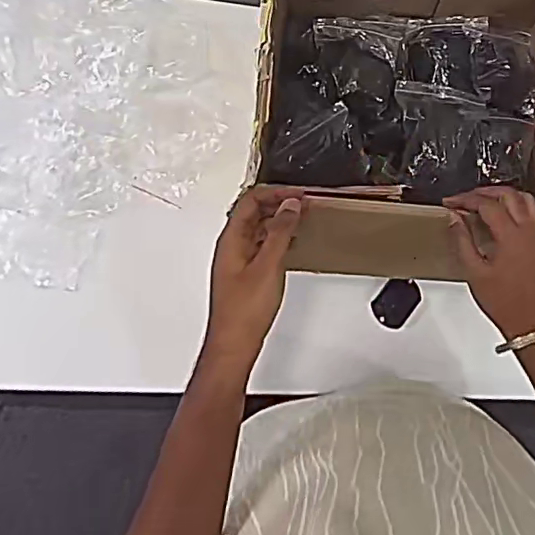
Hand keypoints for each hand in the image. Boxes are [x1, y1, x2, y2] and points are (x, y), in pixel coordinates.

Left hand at [203, 186, 304, 371]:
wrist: (234, 342)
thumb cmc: (244, 311)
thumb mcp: (268, 265)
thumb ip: (280, 232)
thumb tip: (290, 206)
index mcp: (231, 239)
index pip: (251, 200)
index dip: (276, 192)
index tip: (298, 194)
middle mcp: (232, 245)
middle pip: (253, 210)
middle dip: (279, 201)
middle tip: (303, 202)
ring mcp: (238, 258)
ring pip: (258, 225)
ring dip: (280, 217)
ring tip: (301, 216)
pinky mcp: (246, 270)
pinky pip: (262, 241)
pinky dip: (279, 234)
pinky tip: (292, 240)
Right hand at [444, 187, 534, 339]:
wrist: (528, 319)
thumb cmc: (503, 301)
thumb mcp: (474, 271)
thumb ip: (463, 240)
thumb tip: (455, 218)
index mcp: (511, 236)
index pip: (486, 205)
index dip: (466, 199)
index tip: (453, 202)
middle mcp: (530, 230)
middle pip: (508, 194)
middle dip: (484, 192)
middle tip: (467, 198)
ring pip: (527, 198)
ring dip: (506, 194)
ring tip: (489, 199)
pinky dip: (528, 205)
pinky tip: (517, 210)